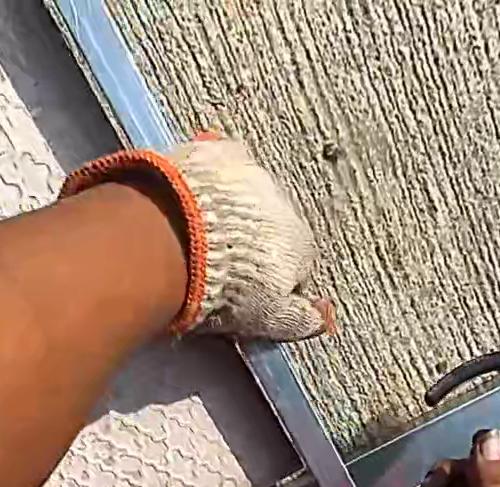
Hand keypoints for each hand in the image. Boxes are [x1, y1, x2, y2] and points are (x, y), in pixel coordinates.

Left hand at [60, 137, 333, 340]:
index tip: (246, 293)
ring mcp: (249, 174)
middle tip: (219, 267)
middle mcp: (285, 204)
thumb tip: (321, 322)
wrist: (178, 241)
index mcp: (301, 245)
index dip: (271, 283)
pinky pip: (216, 166)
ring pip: (246, 196)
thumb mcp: (267, 317)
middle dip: (252, 245)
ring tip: (199, 234)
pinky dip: (207, 181)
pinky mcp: (214, 152)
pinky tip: (188, 200)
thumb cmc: (226, 288)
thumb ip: (297, 319)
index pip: (297, 267)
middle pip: (273, 228)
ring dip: (230, 212)